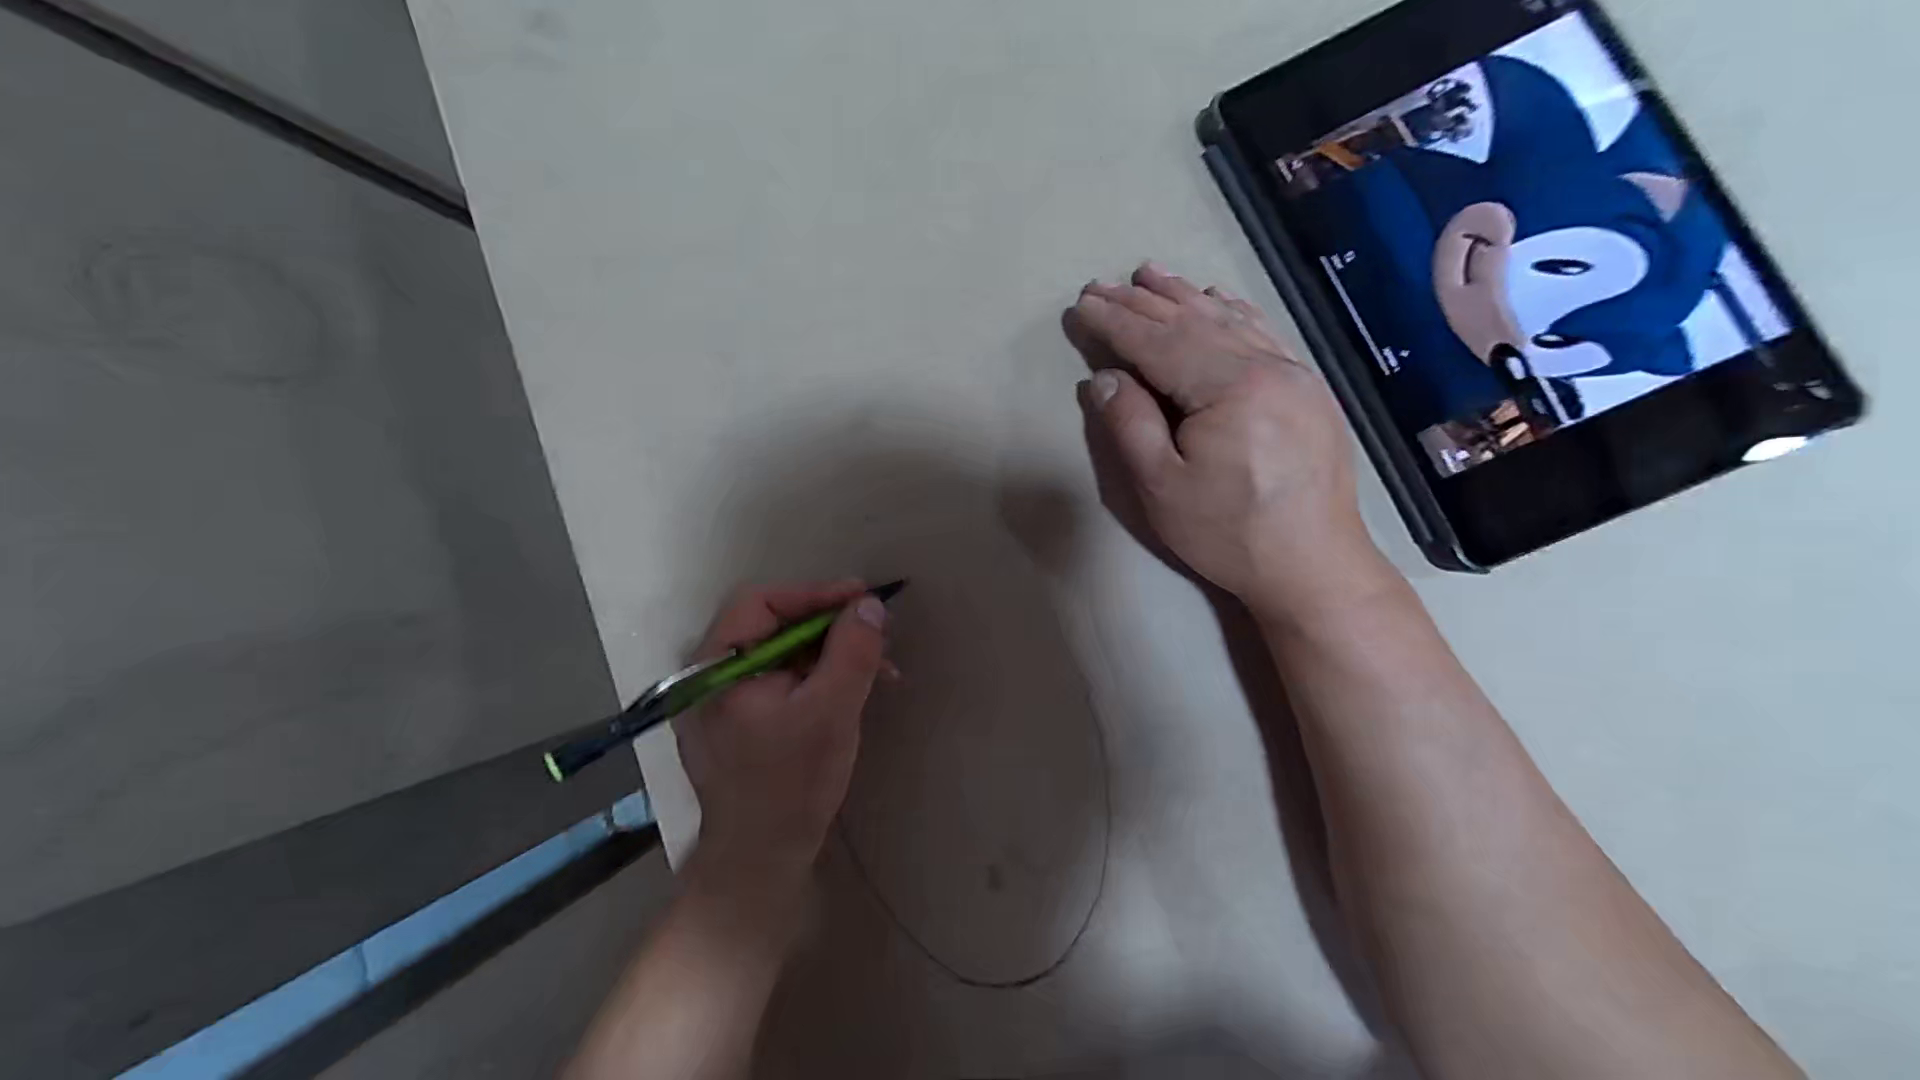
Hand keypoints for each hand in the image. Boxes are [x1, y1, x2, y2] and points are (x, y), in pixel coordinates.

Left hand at [674, 581, 889, 885]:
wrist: (759, 864)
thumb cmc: (790, 784)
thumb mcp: (831, 711)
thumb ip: (853, 652)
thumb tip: (870, 605)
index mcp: (717, 666)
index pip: (762, 603)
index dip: (815, 594)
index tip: (862, 599)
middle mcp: (713, 677)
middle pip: (774, 627)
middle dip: (831, 628)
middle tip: (877, 634)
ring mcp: (725, 703)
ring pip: (784, 656)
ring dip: (833, 655)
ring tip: (881, 669)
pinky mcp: (742, 724)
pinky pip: (784, 683)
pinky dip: (820, 680)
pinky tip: (855, 692)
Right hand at [1066, 262, 1398, 621]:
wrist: (1314, 566)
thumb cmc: (1229, 532)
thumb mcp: (1162, 486)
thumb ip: (1130, 425)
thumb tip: (1104, 377)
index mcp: (1229, 387)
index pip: (1158, 342)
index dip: (1116, 322)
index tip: (1083, 304)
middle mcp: (1266, 366)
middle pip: (1192, 323)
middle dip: (1143, 303)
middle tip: (1103, 285)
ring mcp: (1294, 374)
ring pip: (1229, 321)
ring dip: (1185, 297)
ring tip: (1150, 275)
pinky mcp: (1307, 390)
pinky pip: (1263, 334)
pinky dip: (1233, 311)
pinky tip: (1218, 299)